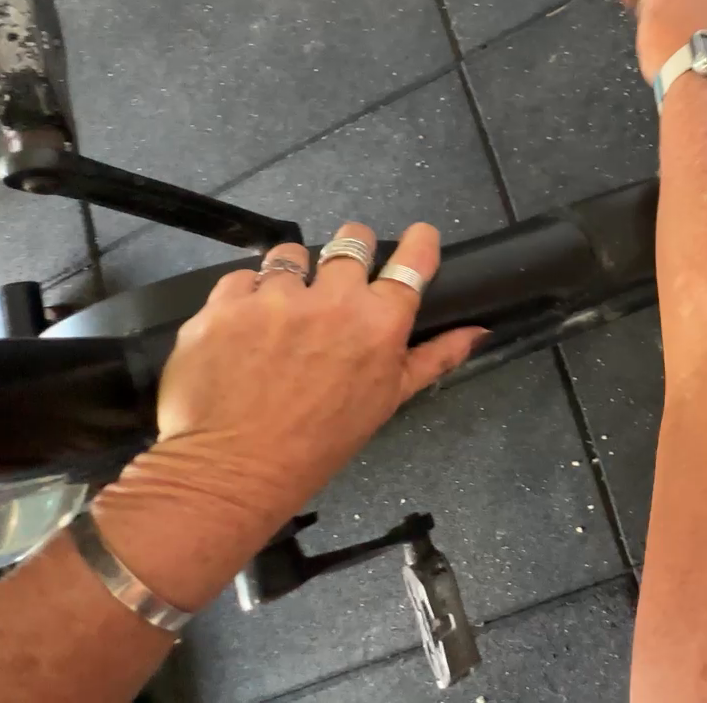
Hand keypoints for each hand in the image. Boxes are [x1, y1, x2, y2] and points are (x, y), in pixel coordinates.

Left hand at [89, 222, 483, 607]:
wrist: (234, 470)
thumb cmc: (323, 438)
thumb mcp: (390, 397)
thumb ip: (437, 356)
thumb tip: (480, 330)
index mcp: (381, 321)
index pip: (414, 257)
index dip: (420, 240)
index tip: (418, 237)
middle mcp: (335, 299)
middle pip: (352, 239)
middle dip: (351, 252)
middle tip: (338, 280)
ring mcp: (276, 298)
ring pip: (291, 254)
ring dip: (292, 273)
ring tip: (282, 308)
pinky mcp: (226, 305)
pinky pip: (241, 278)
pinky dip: (245, 297)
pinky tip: (244, 329)